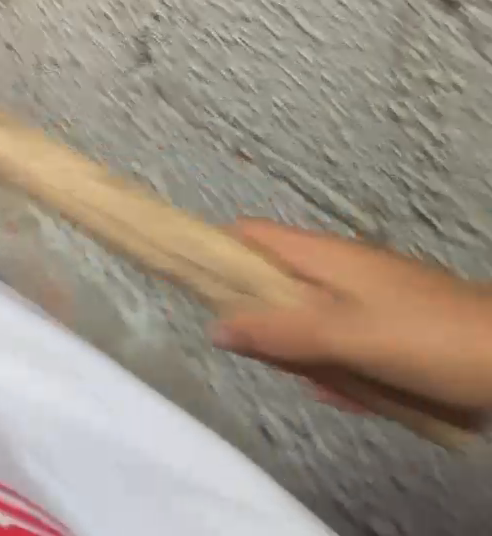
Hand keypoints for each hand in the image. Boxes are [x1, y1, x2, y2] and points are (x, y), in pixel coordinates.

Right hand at [211, 220, 491, 411]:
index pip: (245, 234)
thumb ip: (276, 333)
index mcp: (321, 254)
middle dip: (261, 316)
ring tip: (313, 382)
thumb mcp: (344, 336)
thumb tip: (213, 329)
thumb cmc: (431, 337)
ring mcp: (378, 298)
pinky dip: (344, 363)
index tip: (197, 286)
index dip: (215, 252)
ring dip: (304, 348)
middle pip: (274, 280)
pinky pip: (353, 340)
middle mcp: (342, 268)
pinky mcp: (406, 328)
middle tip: (261, 350)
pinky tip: (353, 395)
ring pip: (313, 315)